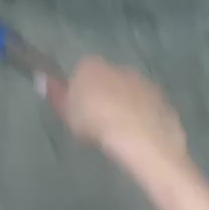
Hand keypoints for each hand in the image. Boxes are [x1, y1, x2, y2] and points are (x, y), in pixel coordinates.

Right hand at [53, 56, 187, 164]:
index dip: (79, 88)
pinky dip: (146, 119)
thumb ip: (53, 93)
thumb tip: (41, 78)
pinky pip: (151, 110)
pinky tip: (140, 138)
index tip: (78, 107)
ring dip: (127, 106)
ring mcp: (147, 86)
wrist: (143, 144)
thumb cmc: (96, 122)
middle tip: (98, 120)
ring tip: (120, 132)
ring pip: (131, 94)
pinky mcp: (167, 106)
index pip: (81, 69)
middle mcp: (120, 68)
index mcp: (92, 65)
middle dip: (105, 94)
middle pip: (108, 80)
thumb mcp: (65, 111)